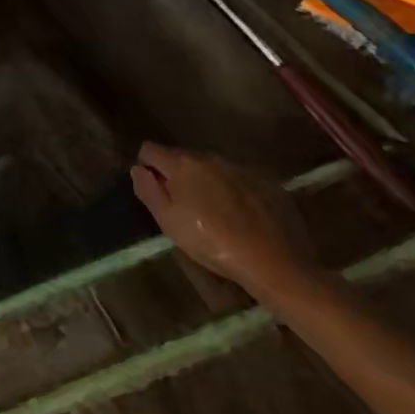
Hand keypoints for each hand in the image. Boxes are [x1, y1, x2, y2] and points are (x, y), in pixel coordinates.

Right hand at [130, 142, 315, 295]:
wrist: (276, 264)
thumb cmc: (212, 243)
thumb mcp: (168, 221)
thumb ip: (148, 190)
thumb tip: (138, 169)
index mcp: (182, 164)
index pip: (150, 149)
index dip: (146, 166)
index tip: (153, 190)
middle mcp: (210, 158)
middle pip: (182, 156)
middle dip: (177, 173)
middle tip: (183, 204)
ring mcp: (241, 169)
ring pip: (212, 167)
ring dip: (206, 181)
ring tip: (214, 211)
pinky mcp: (267, 183)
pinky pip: (240, 180)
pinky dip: (234, 191)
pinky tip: (241, 217)